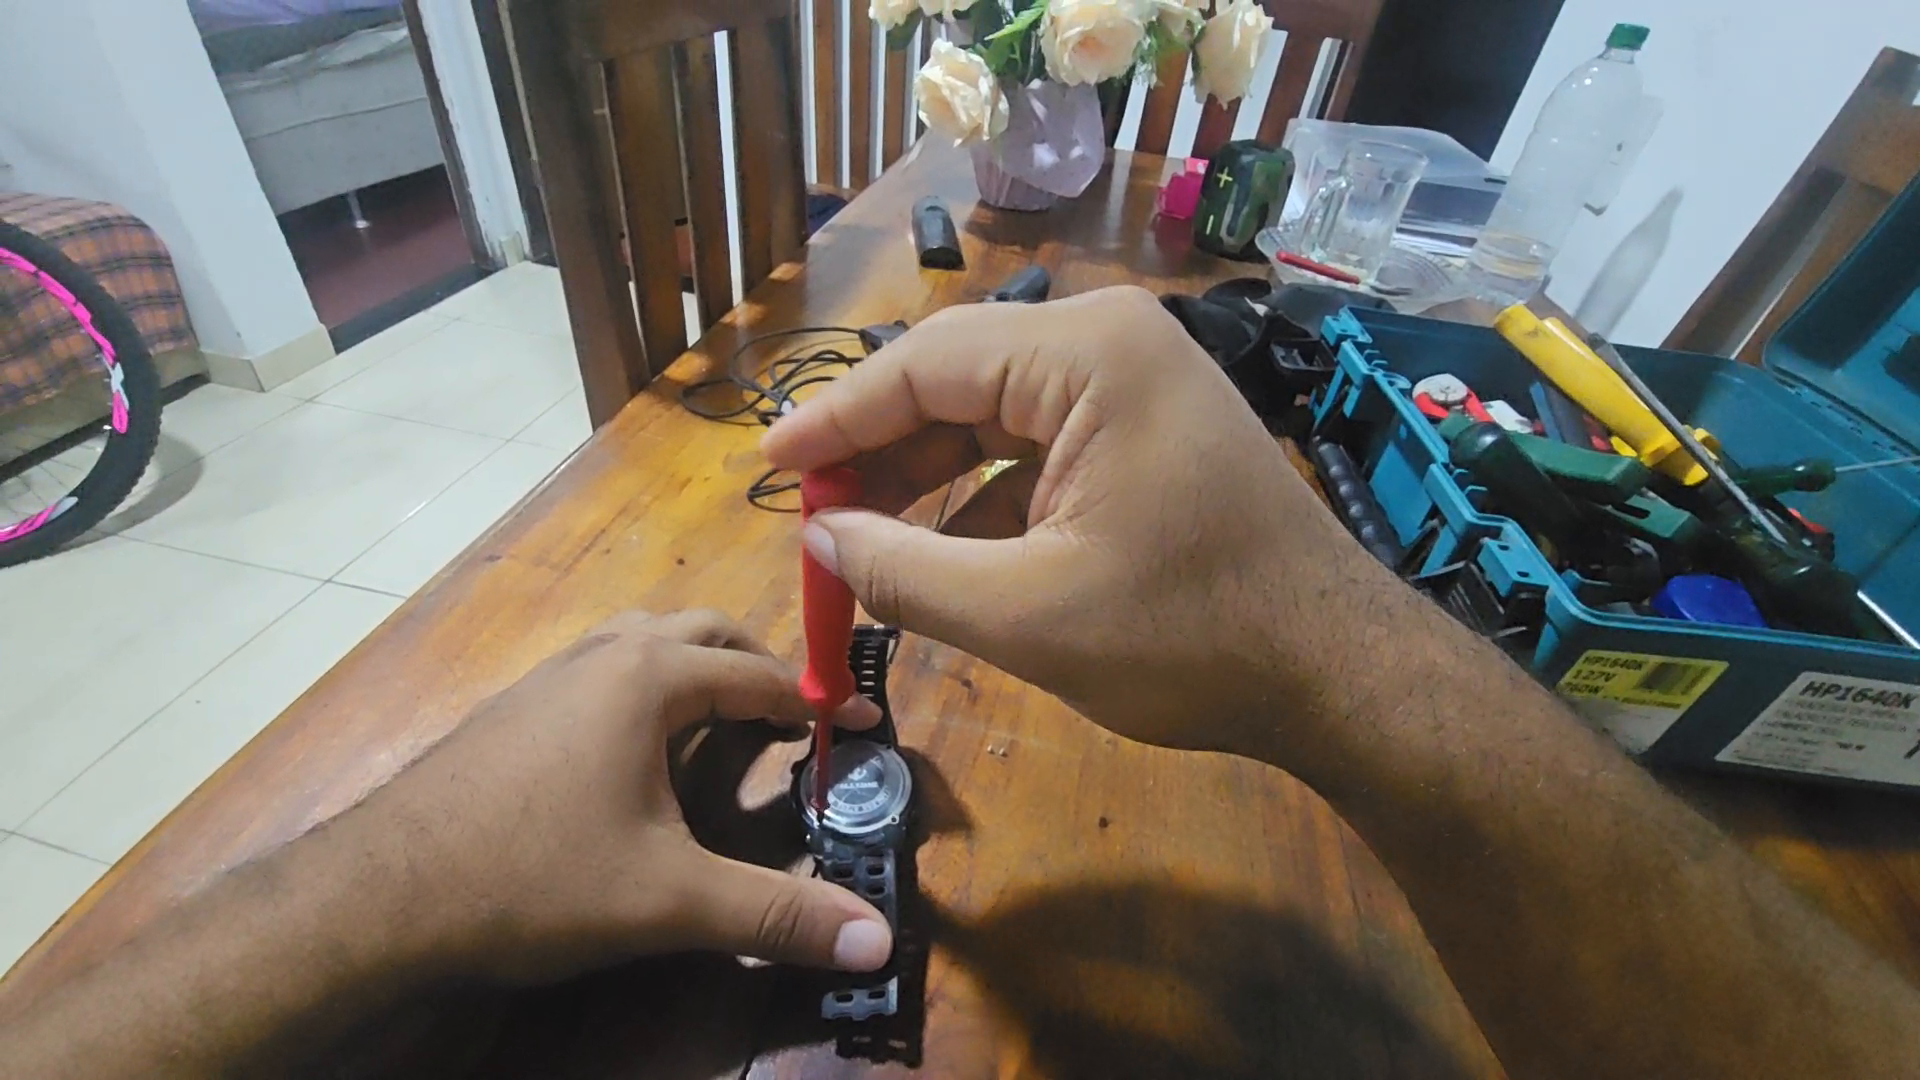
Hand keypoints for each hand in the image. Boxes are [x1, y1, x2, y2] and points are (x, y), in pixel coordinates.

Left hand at [342, 609, 891, 983]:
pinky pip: (610, 661)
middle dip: (761, 668)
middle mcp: (609, 654)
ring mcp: (558, 671)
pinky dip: (653, 679)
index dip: (819, 703)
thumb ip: (777, 915)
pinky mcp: (523, 700)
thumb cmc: (532, 880)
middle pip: (710, 631)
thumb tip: (878, 944)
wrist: (365, 904)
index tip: (862, 726)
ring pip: (653, 636)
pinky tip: (643, 740)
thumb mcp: (668, 900)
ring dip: (704, 665)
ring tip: (726, 720)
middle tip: (791, 722)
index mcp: (652, 677)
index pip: (762, 675)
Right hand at [762, 286, 1398, 760]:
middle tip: (814, 513)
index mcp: (1085, 354)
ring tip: (859, 538)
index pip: (924, 365)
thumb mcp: (1027, 615)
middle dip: (879, 453)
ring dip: (924, 481)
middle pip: (955, 384)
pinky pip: (1033, 454)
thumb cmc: (1190, 640)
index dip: (837, 419)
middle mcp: (1108, 344)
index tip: (771, 462)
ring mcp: (1129, 387)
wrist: (1335, 672)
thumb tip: (818, 536)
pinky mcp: (1138, 435)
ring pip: (990, 421)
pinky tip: (939, 554)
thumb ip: (903, 572)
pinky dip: (980, 502)